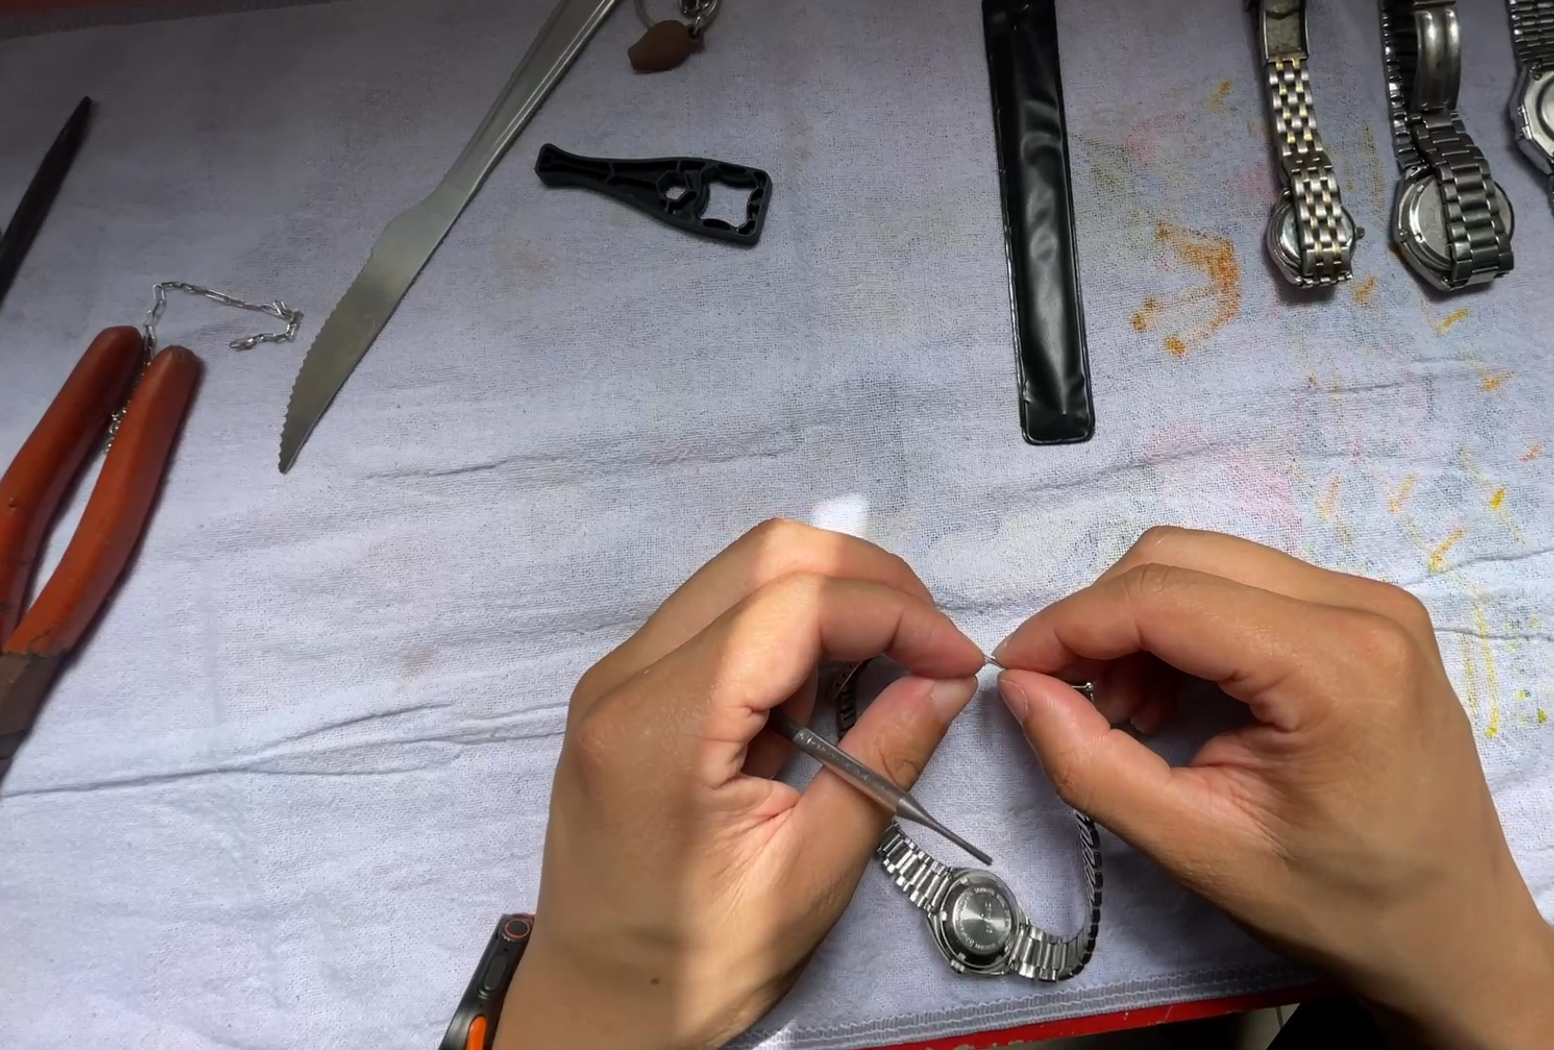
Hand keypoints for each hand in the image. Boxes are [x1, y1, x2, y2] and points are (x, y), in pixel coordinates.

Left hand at [495, 521, 983, 1048]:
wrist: (596, 1001)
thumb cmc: (700, 961)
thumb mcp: (811, 874)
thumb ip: (885, 759)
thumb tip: (951, 677)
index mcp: (662, 727)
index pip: (795, 606)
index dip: (895, 613)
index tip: (958, 660)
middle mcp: (628, 671)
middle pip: (769, 552)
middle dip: (870, 578)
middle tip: (928, 641)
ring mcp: (625, 665)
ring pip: (752, 564)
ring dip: (837, 591)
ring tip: (886, 659)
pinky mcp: (638, 674)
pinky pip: (734, 603)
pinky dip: (801, 616)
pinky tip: (826, 676)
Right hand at [992, 527, 1553, 1048]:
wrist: (1458, 934)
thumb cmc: (1339, 906)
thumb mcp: (1197, 850)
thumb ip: (1090, 764)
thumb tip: (1018, 686)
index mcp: (1337, 665)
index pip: (1164, 599)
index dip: (1070, 625)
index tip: (1014, 668)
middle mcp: (1359, 603)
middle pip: (1176, 557)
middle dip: (1100, 618)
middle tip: (1070, 692)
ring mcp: (1365, 597)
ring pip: (1199, 561)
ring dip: (1136, 622)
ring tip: (1128, 708)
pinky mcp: (1356, 608)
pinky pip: (1231, 582)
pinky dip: (1176, 626)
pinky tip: (1172, 692)